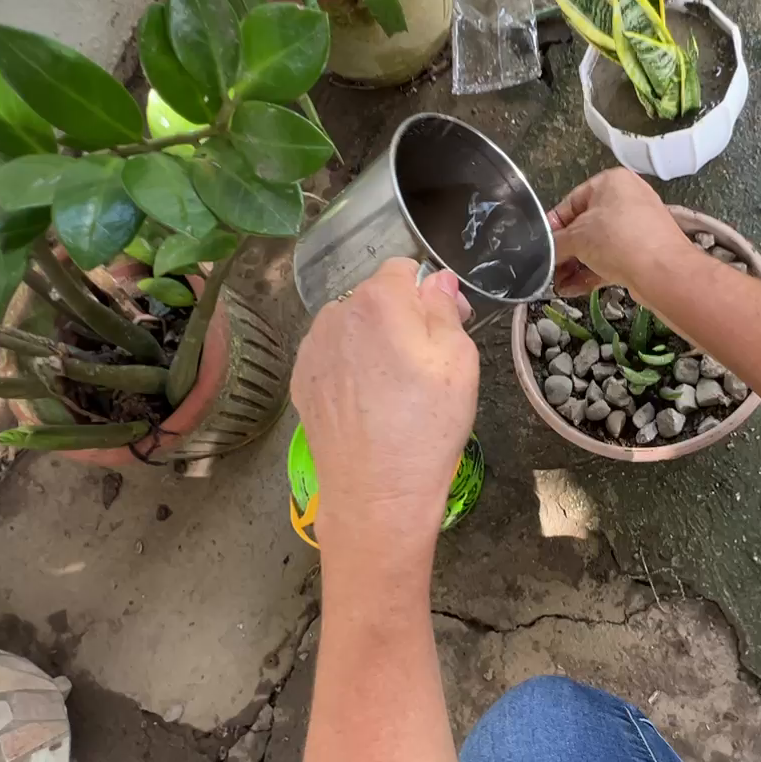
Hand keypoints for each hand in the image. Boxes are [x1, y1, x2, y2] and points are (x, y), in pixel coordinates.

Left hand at [290, 260, 476, 548]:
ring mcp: (312, 349)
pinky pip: (333, 356)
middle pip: (375, 299)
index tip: (445, 330)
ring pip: (352, 327)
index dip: (430, 295)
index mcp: (377, 302)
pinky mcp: (301, 381)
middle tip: (423, 367)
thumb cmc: (428, 426)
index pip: (403, 269)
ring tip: (394, 390)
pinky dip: (351, 368)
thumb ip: (445, 309)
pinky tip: (368, 403)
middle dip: (401, 319)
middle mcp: (335, 315)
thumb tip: (436, 279)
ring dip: (373, 342)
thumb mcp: (458, 361)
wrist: (378, 492)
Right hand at [548, 168, 700, 296]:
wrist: (663, 271)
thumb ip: (556, 243)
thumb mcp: (577, 237)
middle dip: (565, 251)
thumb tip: (546, 252)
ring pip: (598, 246)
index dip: (553, 226)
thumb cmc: (619, 240)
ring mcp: (637, 227)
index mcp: (611, 182)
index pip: (571, 202)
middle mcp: (626, 200)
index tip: (540, 245)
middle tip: (549, 269)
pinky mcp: (643, 253)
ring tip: (557, 284)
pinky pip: (611, 260)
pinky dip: (592, 272)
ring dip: (576, 266)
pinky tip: (573, 289)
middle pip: (585, 227)